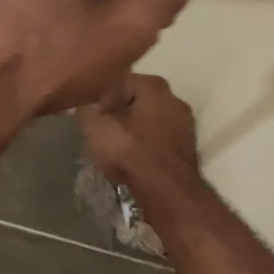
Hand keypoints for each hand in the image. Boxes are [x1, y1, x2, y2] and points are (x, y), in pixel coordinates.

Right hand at [75, 74, 201, 192]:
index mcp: (153, 84)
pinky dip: (145, 146)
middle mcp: (174, 97)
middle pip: (135, 100)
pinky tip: (132, 160)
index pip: (118, 80)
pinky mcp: (188, 148)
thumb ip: (84, 109)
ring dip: (132, 130)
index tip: (90, 115)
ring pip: (148, 121)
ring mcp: (185, 124)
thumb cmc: (129, 150)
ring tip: (114, 148)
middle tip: (100, 130)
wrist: (167, 192)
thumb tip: (85, 106)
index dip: (99, 97)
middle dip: (117, 113)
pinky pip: (158, 140)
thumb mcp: (93, 126)